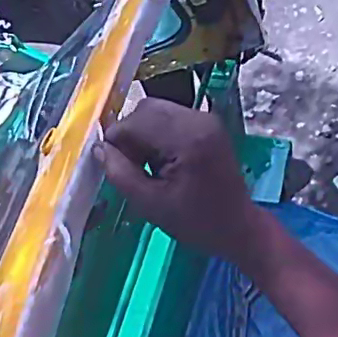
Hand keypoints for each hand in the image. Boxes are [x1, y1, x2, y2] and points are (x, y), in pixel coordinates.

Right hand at [96, 97, 265, 259]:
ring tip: (148, 166)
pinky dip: (158, 134)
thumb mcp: (150, 204)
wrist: (239, 227)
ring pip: (156, 110)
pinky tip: (162, 161)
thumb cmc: (197, 223)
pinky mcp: (208, 124)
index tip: (115, 167)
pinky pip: (170, 117)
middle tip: (132, 166)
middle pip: (145, 109)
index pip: (134, 122)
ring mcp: (206, 118)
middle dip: (130, 134)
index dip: (116, 142)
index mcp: (187, 138)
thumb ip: (120, 173)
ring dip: (143, 133)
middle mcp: (198, 119)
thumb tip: (99, 149)